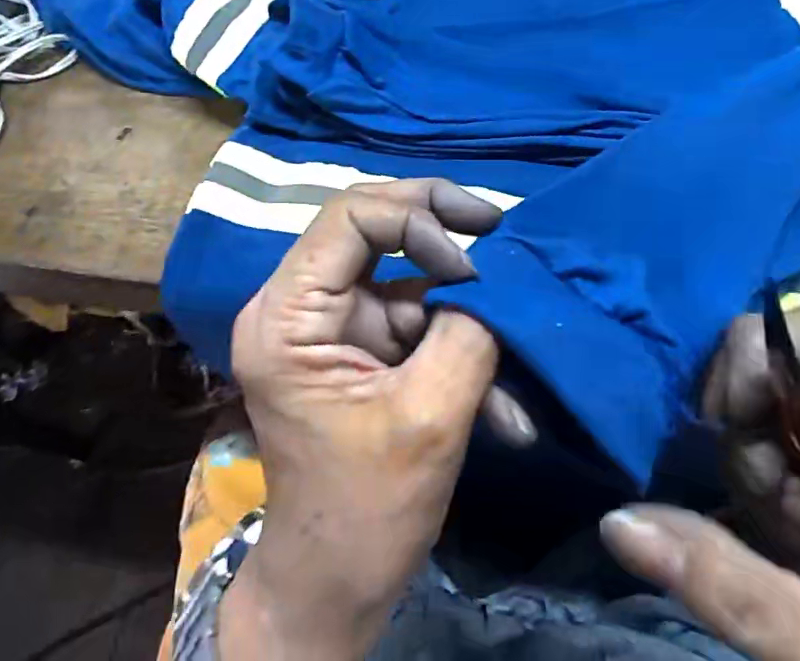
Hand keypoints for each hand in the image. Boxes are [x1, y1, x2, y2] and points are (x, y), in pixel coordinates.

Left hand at [218, 180, 526, 659]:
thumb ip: (467, 331)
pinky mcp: (362, 342)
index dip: (417, 219)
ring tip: (511, 304)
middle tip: (496, 225)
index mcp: (288, 315)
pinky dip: (460, 326)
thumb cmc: (369, 508)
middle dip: (440, 221)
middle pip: (372, 221)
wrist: (338, 583)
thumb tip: (497, 277)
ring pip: (402, 261)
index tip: (470, 264)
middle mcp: (301, 303)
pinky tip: (499, 388)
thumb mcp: (430, 416)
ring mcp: (333, 321)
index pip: (350, 215)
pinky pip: (416, 306)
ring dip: (460, 285)